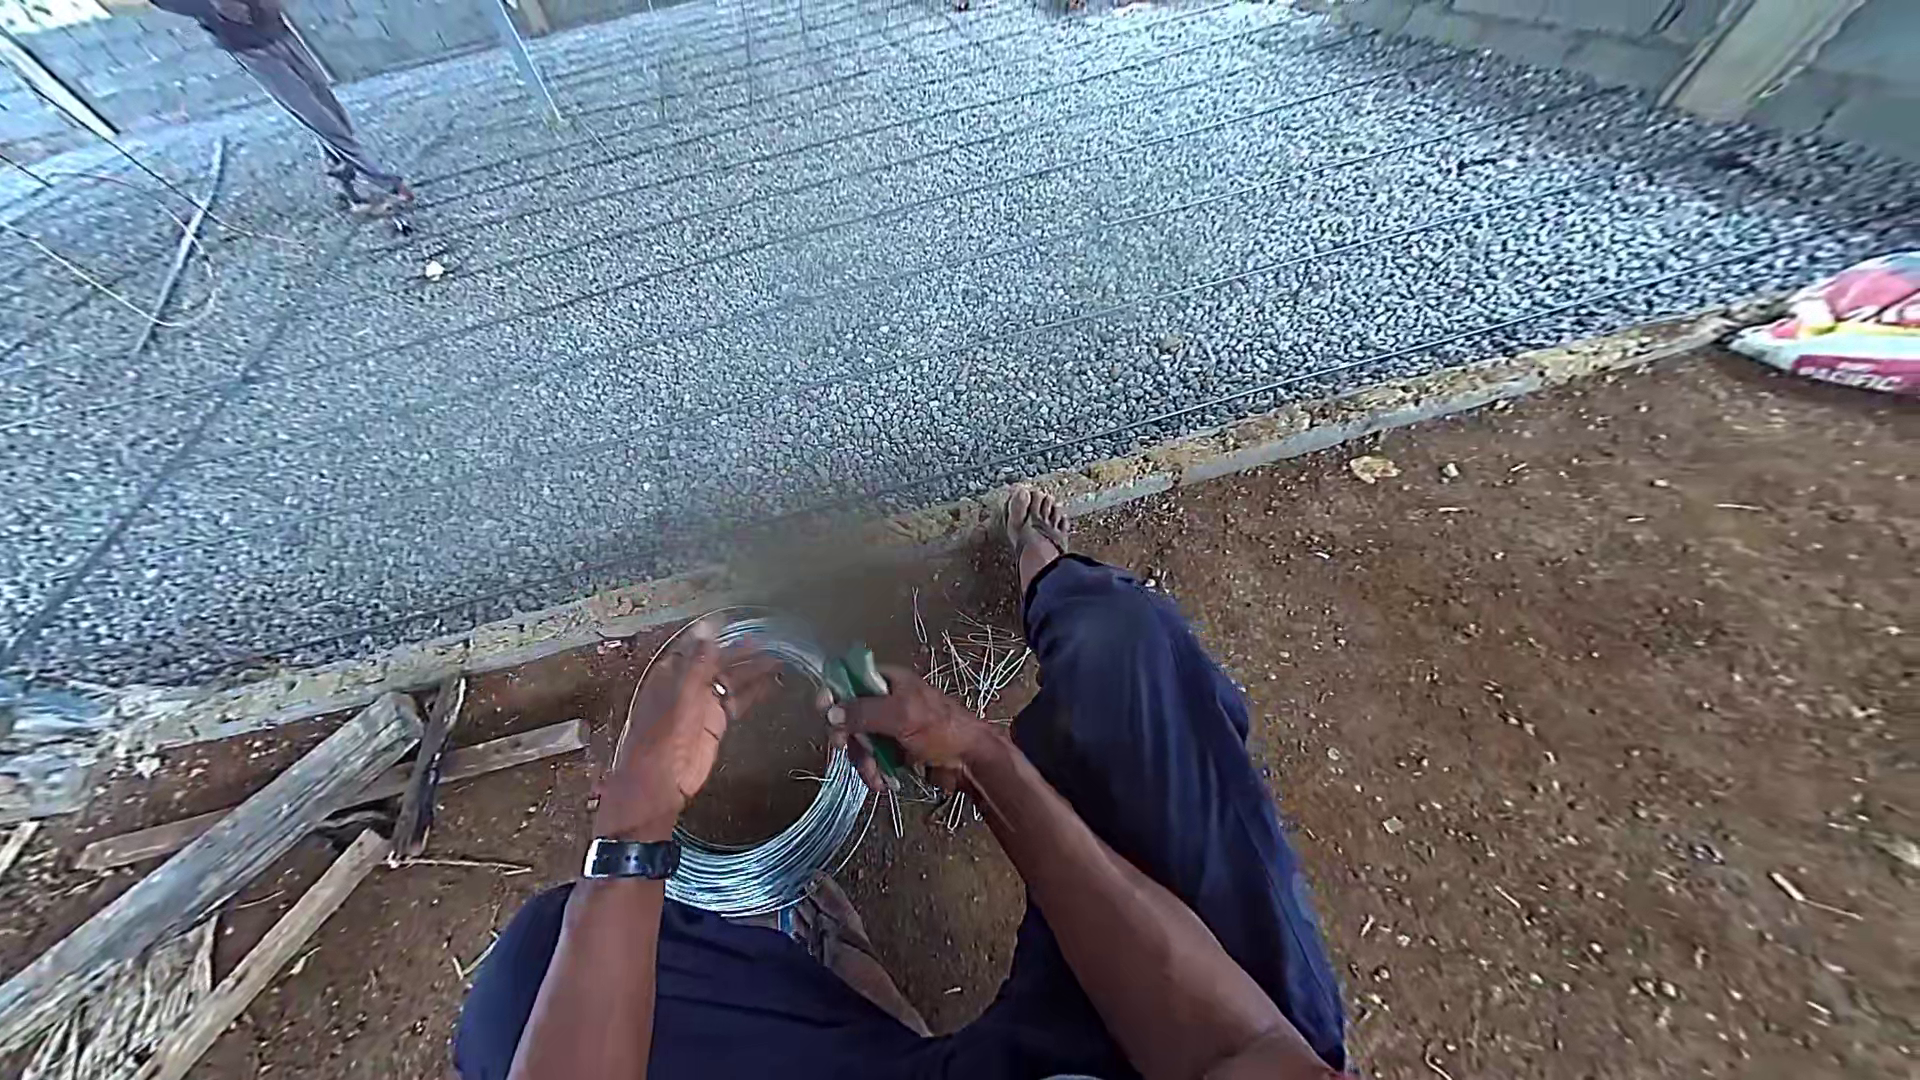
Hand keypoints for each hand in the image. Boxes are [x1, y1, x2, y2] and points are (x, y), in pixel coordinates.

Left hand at [592, 620, 779, 840]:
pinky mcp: (716, 722)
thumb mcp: (680, 698)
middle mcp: (688, 685)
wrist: (657, 787)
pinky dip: (756, 690)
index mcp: (672, 674)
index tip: (746, 624)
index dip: (722, 634)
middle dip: (745, 651)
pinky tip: (773, 682)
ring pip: (733, 678)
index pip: (700, 646)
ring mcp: (703, 703)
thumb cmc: (659, 741)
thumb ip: (698, 664)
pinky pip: (739, 700)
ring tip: (780, 658)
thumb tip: (710, 629)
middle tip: (773, 641)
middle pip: (721, 660)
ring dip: (755, 669)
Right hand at [828, 665, 997, 792]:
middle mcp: (888, 699)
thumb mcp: (901, 715)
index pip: (852, 677)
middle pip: (850, 714)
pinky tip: (884, 782)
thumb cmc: (941, 728)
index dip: (835, 692)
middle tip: (846, 749)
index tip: (824, 711)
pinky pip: (873, 757)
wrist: (971, 760)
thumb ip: (864, 712)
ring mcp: (891, 725)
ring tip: (876, 777)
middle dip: (849, 737)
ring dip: (863, 761)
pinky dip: (874, 771)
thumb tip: (830, 711)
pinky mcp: (895, 748)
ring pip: (860, 740)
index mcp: (890, 680)